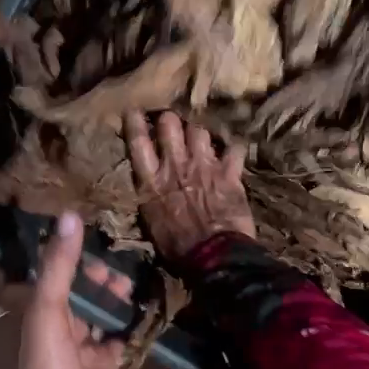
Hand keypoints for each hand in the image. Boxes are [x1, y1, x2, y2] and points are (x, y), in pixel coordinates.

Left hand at [0, 211, 127, 368]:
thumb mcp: (48, 314)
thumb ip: (59, 268)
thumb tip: (69, 216)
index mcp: (37, 317)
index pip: (50, 275)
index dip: (65, 253)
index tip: (89, 228)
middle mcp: (58, 332)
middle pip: (77, 293)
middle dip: (96, 275)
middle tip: (121, 255)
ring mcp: (84, 353)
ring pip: (100, 314)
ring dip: (114, 297)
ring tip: (134, 277)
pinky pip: (120, 340)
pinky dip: (131, 325)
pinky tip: (145, 307)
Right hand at [126, 111, 255, 263]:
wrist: (215, 258)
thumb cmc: (177, 247)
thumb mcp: (151, 221)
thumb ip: (150, 195)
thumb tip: (148, 186)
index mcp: (152, 180)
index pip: (138, 142)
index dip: (135, 122)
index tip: (134, 110)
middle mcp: (176, 165)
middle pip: (169, 124)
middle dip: (169, 120)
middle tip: (171, 122)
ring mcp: (204, 165)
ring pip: (199, 130)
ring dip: (198, 131)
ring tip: (200, 137)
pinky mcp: (229, 173)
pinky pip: (234, 148)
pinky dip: (234, 148)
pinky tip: (233, 150)